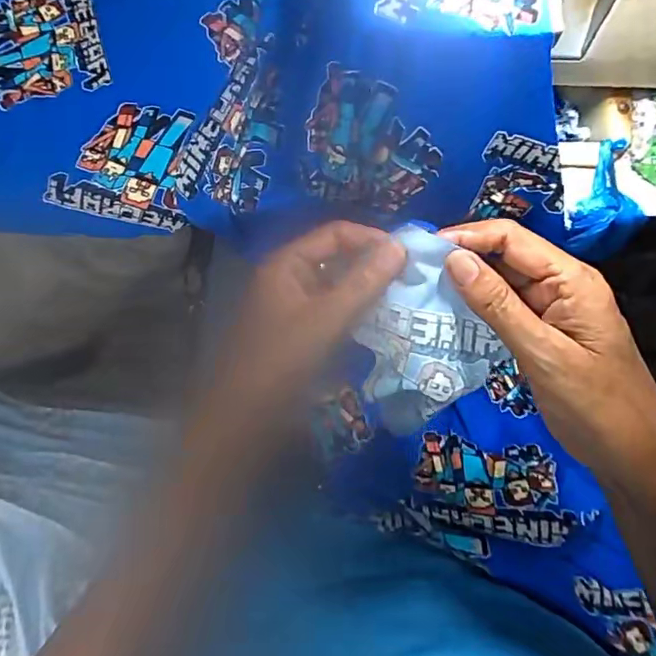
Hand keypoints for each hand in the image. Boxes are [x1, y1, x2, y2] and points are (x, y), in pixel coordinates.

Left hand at [209, 222, 405, 416]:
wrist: (242, 422)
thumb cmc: (281, 362)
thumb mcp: (327, 319)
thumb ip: (363, 282)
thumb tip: (400, 245)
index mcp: (286, 264)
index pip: (335, 234)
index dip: (372, 238)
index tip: (409, 256)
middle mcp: (288, 279)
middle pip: (336, 259)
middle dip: (373, 265)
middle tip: (413, 279)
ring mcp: (292, 308)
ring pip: (337, 288)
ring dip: (368, 292)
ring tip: (406, 301)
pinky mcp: (299, 336)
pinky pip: (334, 314)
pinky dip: (357, 315)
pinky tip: (384, 327)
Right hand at [439, 219, 655, 484]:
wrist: (637, 461)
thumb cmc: (597, 407)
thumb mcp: (543, 355)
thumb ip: (497, 305)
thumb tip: (453, 259)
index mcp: (572, 280)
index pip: (512, 238)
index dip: (468, 236)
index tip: (425, 249)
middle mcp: (562, 284)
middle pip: (506, 253)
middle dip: (463, 255)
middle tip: (417, 268)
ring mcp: (554, 308)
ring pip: (503, 279)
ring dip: (467, 280)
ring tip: (425, 286)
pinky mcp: (545, 330)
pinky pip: (506, 306)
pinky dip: (479, 305)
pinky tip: (450, 311)